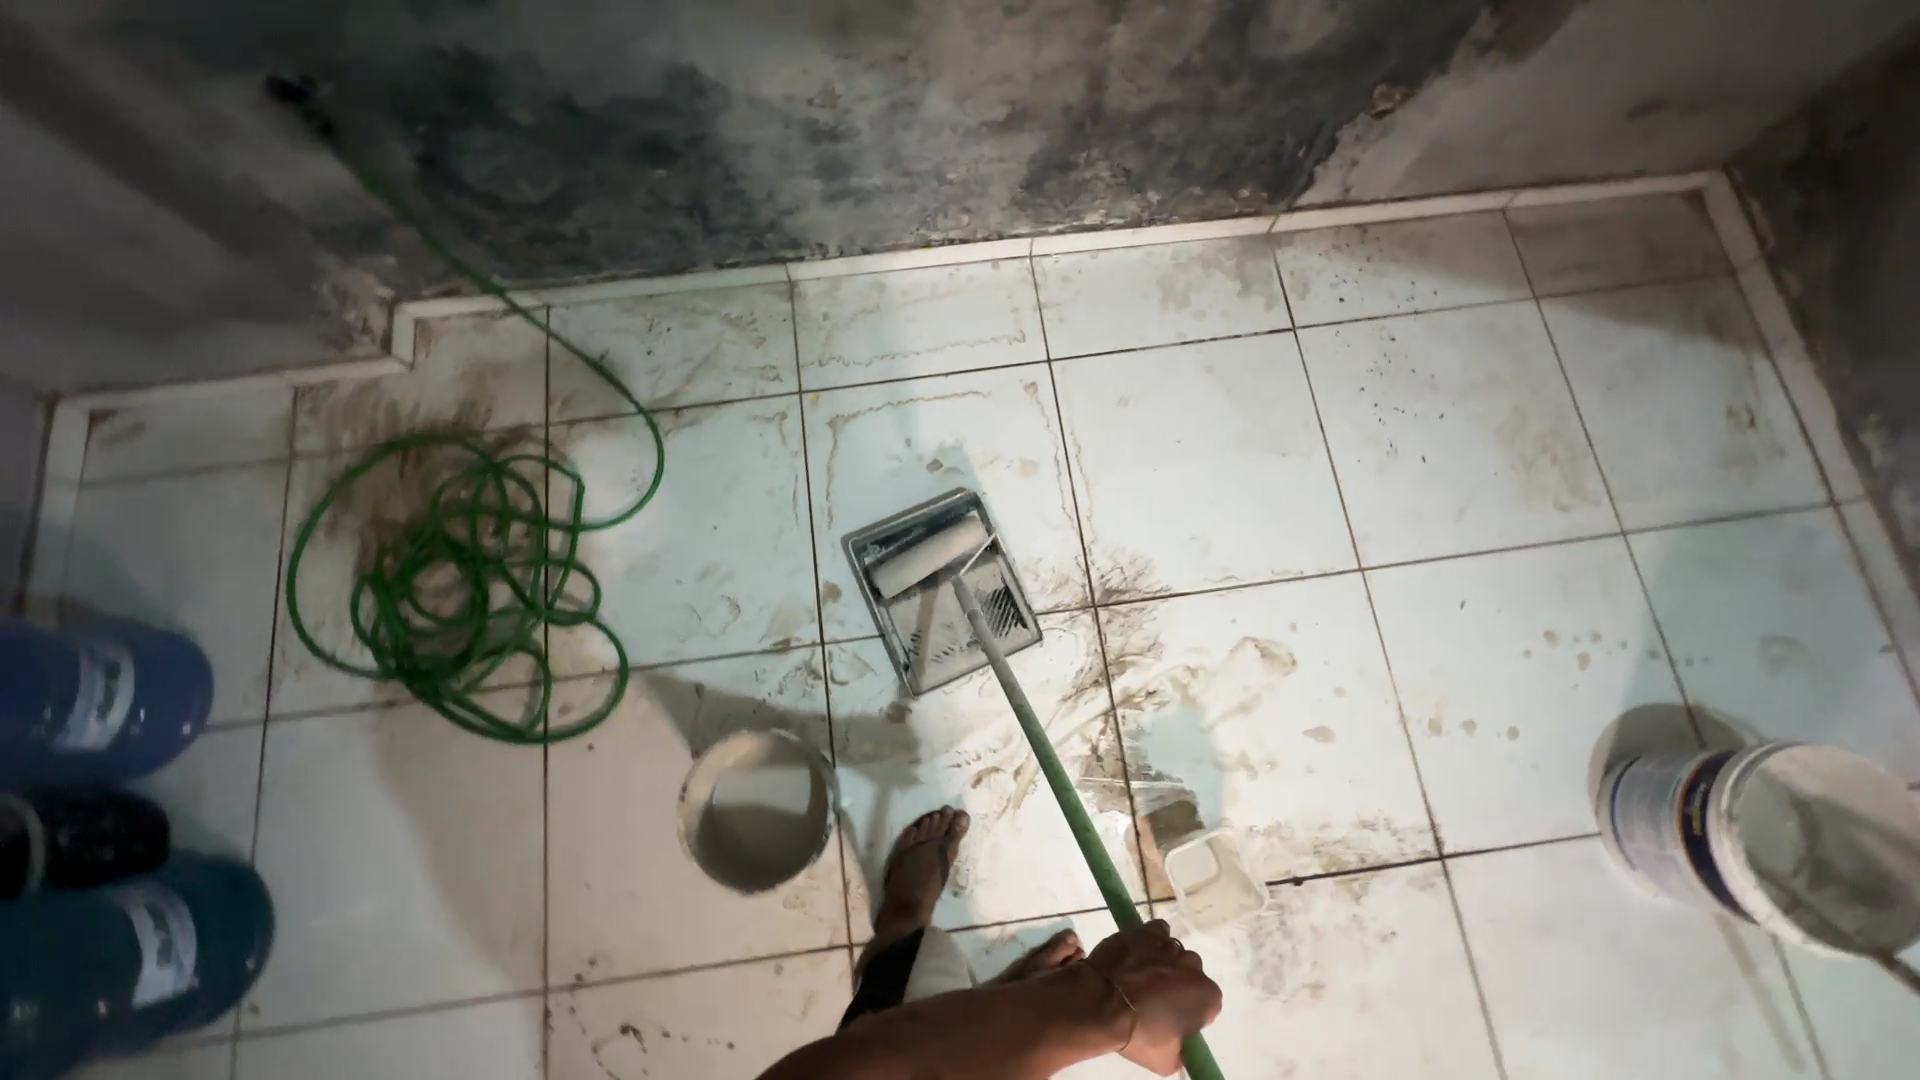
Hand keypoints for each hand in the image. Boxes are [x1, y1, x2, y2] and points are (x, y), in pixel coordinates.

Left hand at [1084, 920, 1222, 1074]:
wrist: (1101, 1001)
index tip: (1176, 1017)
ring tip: (1142, 974)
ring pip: (1172, 951)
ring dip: (1163, 961)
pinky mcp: (1145, 930)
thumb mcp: (1168, 1060)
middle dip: (1178, 982)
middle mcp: (1192, 965)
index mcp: (1206, 995)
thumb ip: (1182, 1048)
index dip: (1193, 1010)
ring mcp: (1168, 944)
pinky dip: (1150, 940)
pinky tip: (1137, 952)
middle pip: (1191, 973)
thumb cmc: (1138, 1033)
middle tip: (1158, 996)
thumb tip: (1179, 1042)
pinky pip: (1156, 932)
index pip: (1209, 1002)